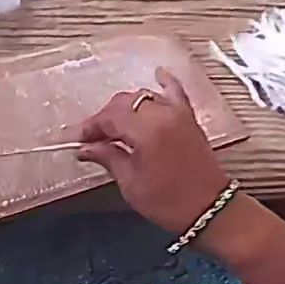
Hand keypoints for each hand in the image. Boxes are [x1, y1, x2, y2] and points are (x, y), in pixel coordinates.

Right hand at [77, 68, 230, 233]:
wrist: (210, 209)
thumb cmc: (167, 202)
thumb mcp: (131, 183)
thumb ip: (108, 157)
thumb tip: (85, 148)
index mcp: (147, 131)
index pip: (109, 118)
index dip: (89, 127)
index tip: (75, 139)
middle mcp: (163, 114)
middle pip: (124, 103)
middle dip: (104, 118)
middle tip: (90, 138)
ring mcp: (178, 113)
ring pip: (143, 97)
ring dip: (125, 108)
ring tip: (112, 127)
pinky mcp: (189, 118)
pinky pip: (175, 93)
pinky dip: (165, 83)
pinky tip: (157, 74)